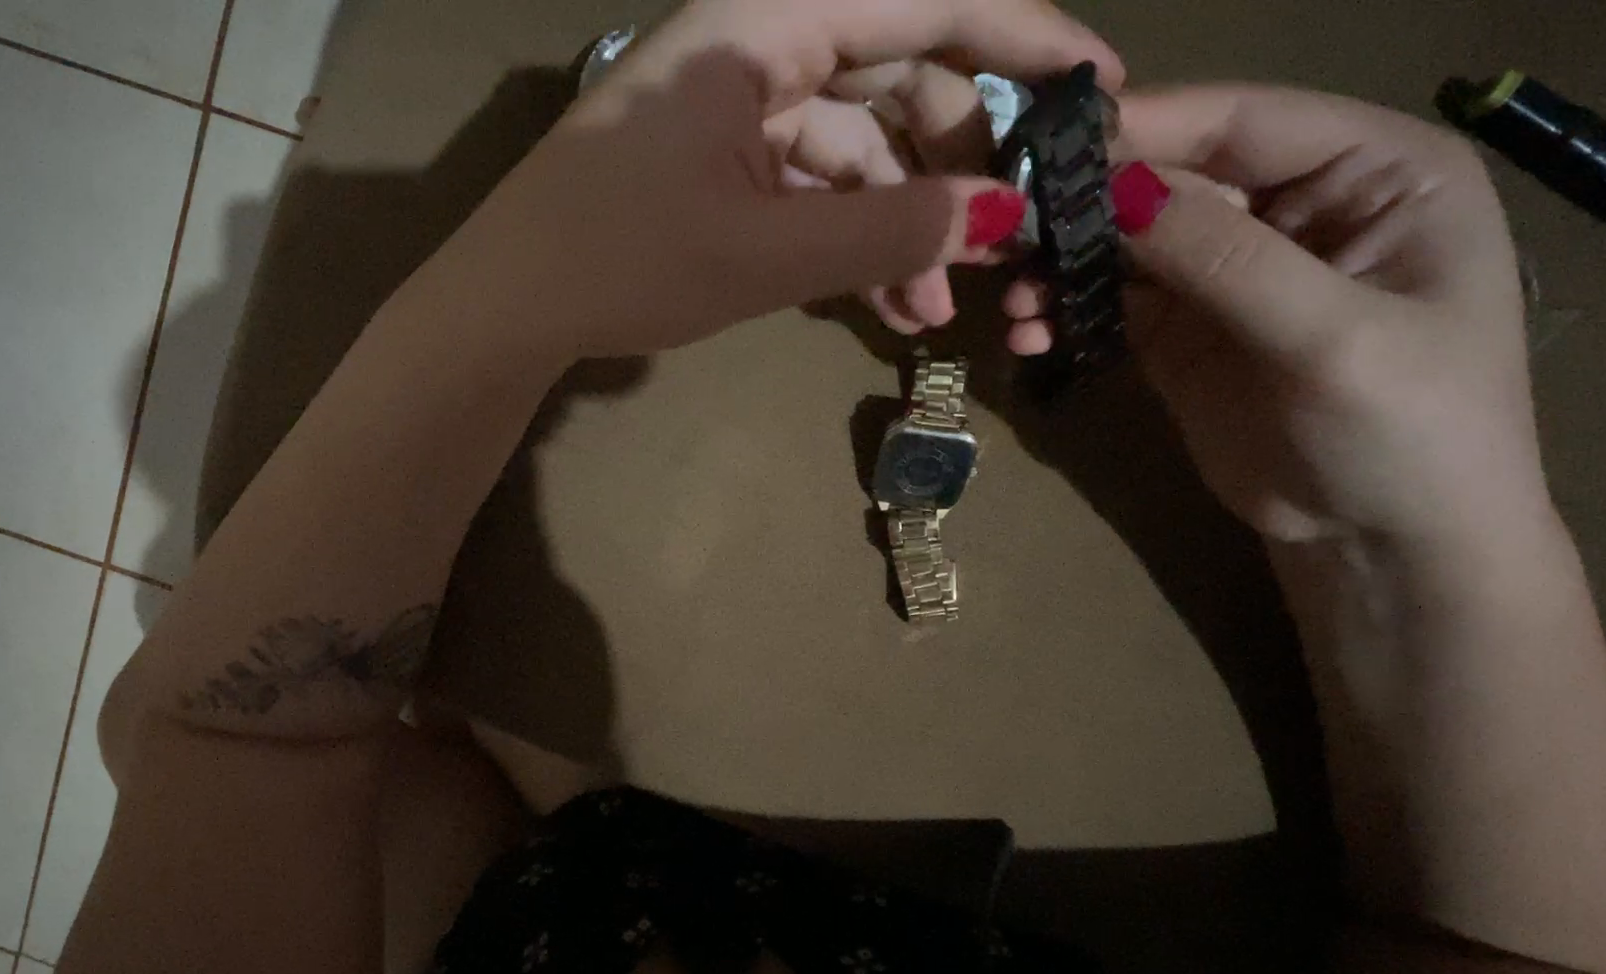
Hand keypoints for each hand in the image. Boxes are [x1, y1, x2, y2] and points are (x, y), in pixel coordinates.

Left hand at [400, 0, 1121, 363]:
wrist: (510, 309)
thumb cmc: (623, 264)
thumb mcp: (765, 252)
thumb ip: (886, 233)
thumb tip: (1002, 216)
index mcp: (761, 25)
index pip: (919, 1)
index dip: (1018, 37)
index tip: (1094, 89)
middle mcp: (755, 49)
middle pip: (894, 79)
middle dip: (953, 167)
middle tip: (1005, 238)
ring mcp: (737, 113)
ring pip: (856, 152)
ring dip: (902, 229)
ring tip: (933, 311)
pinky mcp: (724, 169)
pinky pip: (813, 191)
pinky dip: (852, 243)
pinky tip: (886, 306)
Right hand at [1019, 85, 1546, 545]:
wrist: (1379, 540)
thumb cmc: (1406, 432)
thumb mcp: (1330, 337)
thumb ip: (1226, 258)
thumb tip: (1117, 189)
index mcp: (1371, 172)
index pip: (1245, 121)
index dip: (1149, 126)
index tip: (1050, 143)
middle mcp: (1294, 206)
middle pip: (1171, 177)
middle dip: (1087, 204)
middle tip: (1005, 229)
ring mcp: (1228, 271)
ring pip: (1127, 240)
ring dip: (1064, 263)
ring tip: (1016, 302)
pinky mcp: (1179, 329)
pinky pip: (1108, 301)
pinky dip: (1065, 312)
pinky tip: (1031, 336)